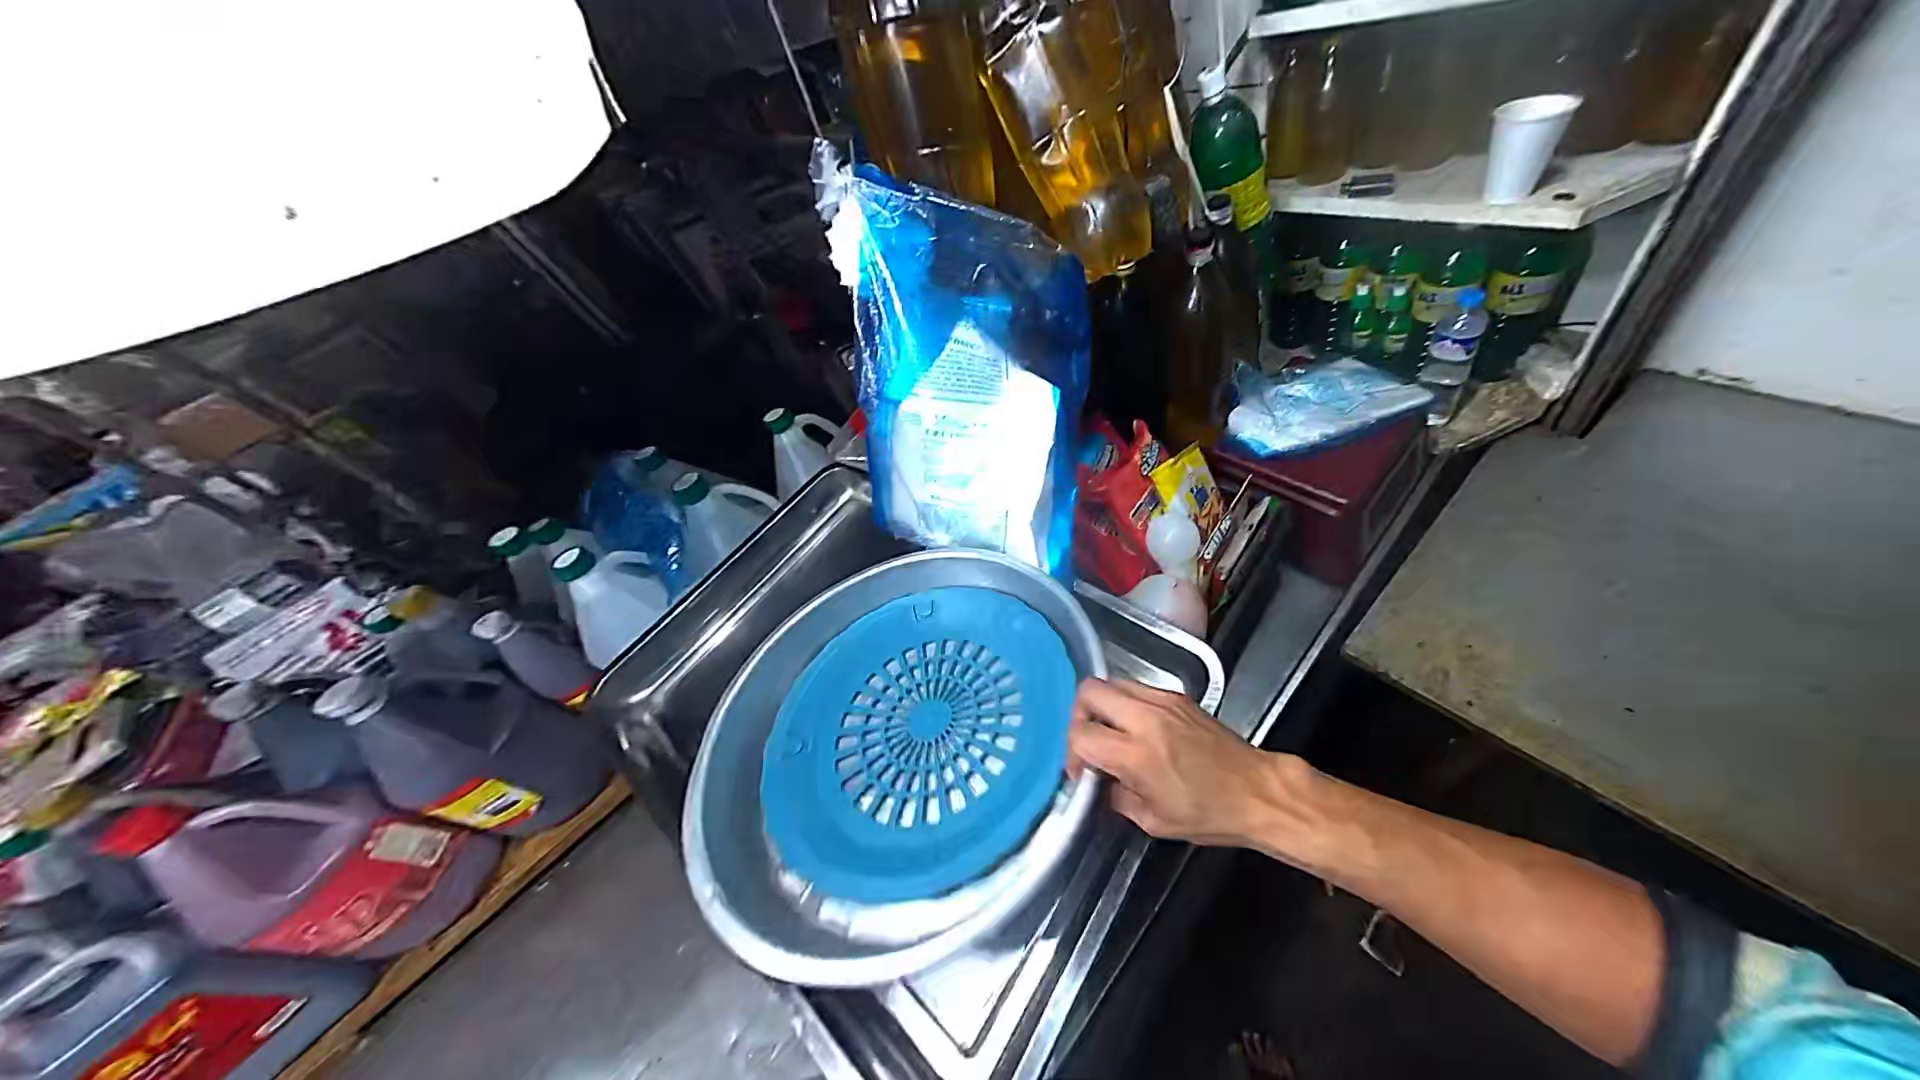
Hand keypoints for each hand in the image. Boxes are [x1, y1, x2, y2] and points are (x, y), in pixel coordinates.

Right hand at [1068, 677, 1320, 856]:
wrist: (1259, 792)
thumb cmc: (1210, 814)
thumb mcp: (1154, 821)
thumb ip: (1116, 795)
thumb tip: (1099, 780)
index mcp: (1137, 754)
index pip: (1081, 734)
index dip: (1072, 754)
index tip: (1083, 772)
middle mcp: (1146, 718)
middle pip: (1088, 692)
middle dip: (1079, 716)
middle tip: (1089, 742)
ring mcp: (1163, 701)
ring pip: (1110, 683)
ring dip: (1102, 706)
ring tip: (1111, 733)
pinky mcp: (1177, 695)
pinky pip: (1135, 687)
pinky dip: (1125, 703)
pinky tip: (1136, 728)